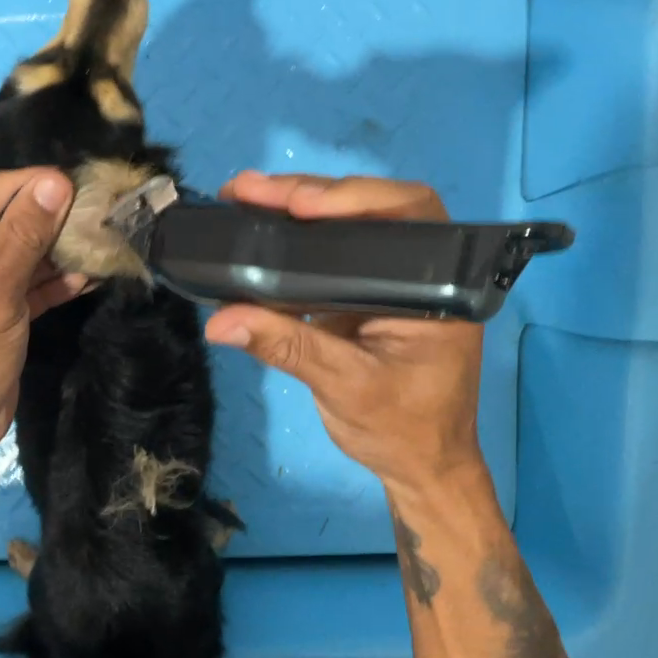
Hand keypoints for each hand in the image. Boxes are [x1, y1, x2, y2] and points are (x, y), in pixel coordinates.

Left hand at [0, 167, 82, 460]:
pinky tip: (87, 275)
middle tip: (94, 213)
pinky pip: (22, 287)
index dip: (23, 187)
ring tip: (99, 240)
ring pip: (15, 256)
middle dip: (46, 222)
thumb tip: (56, 182)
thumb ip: (25, 236)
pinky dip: (50, 283)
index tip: (71, 183)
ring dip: (54, 253)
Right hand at [203, 171, 486, 494]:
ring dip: (291, 217)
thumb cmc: (403, 429)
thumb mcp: (346, 387)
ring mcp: (386, 286)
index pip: (404, 216)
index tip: (296, 203)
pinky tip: (252, 242)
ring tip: (240, 202)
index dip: (351, 198)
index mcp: (437, 286)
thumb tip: (220, 321)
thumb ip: (288, 348)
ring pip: (342, 234)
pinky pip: (324, 266)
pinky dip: (289, 253)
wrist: (419, 467)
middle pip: (366, 213)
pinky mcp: (359, 302)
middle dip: (307, 196)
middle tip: (246, 190)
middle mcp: (416, 274)